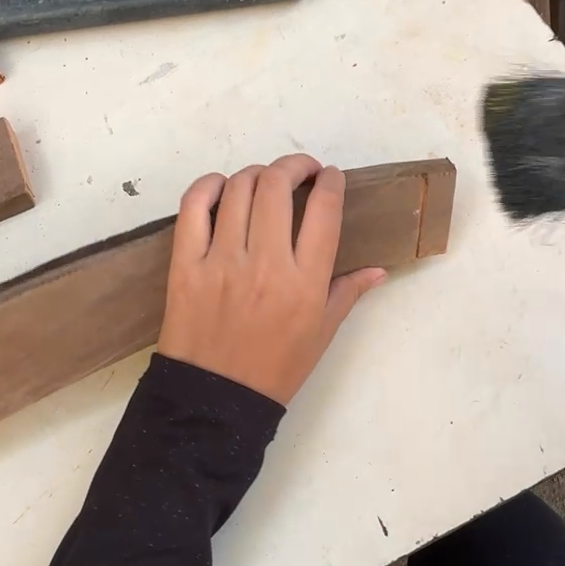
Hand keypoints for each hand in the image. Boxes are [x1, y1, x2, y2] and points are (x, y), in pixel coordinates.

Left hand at [157, 154, 386, 404]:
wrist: (215, 399)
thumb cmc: (275, 369)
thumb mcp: (322, 334)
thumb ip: (348, 293)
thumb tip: (378, 269)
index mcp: (305, 282)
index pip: (324, 210)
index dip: (330, 182)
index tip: (329, 178)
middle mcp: (266, 264)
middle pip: (278, 186)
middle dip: (294, 166)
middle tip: (300, 172)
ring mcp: (221, 262)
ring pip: (238, 189)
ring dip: (256, 174)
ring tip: (264, 183)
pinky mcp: (186, 265)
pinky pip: (193, 207)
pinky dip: (208, 186)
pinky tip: (220, 188)